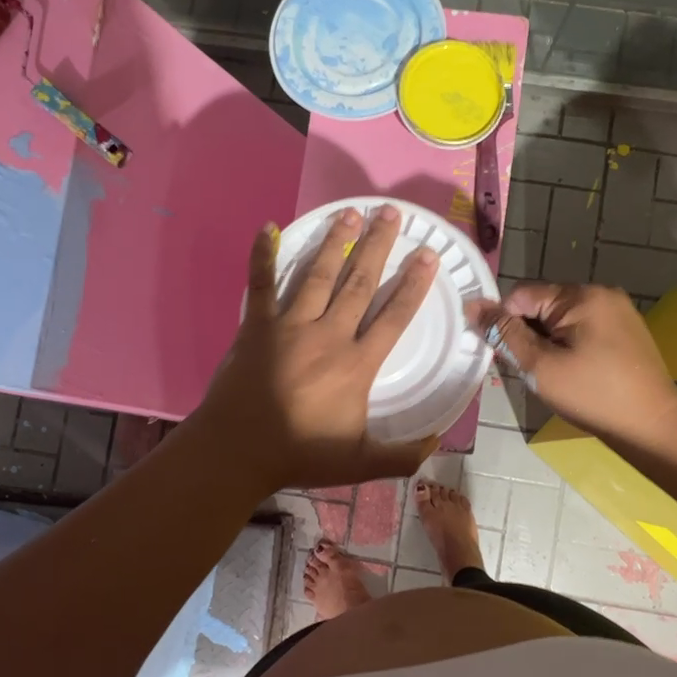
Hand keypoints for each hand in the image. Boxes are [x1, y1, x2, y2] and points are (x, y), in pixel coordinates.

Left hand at [191, 205, 440, 493]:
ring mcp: (290, 326)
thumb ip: (402, 456)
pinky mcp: (256, 326)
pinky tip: (267, 227)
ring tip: (350, 213)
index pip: (394, 316)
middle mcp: (329, 335)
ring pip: (318, 275)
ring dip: (335, 243)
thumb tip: (437, 443)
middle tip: (390, 213)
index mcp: (357, 364)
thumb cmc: (301, 454)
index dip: (413, 285)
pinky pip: (260, 284)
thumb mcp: (361, 463)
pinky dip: (263, 255)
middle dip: (378, 246)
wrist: (239, 450)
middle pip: (359, 283)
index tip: (427, 255)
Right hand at [467, 282, 676, 442]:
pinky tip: (574, 374)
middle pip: (543, 305)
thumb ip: (505, 334)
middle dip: (529, 335)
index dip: (505, 324)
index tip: (506, 357)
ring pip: (561, 319)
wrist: (652, 426)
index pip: (522, 295)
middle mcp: (602, 293)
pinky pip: (583, 329)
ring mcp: (618, 311)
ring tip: (554, 376)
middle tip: (533, 372)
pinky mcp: (626, 330)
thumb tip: (473, 306)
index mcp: (581, 295)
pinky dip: (568, 347)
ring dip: (548, 343)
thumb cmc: (593, 396)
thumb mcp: (540, 366)